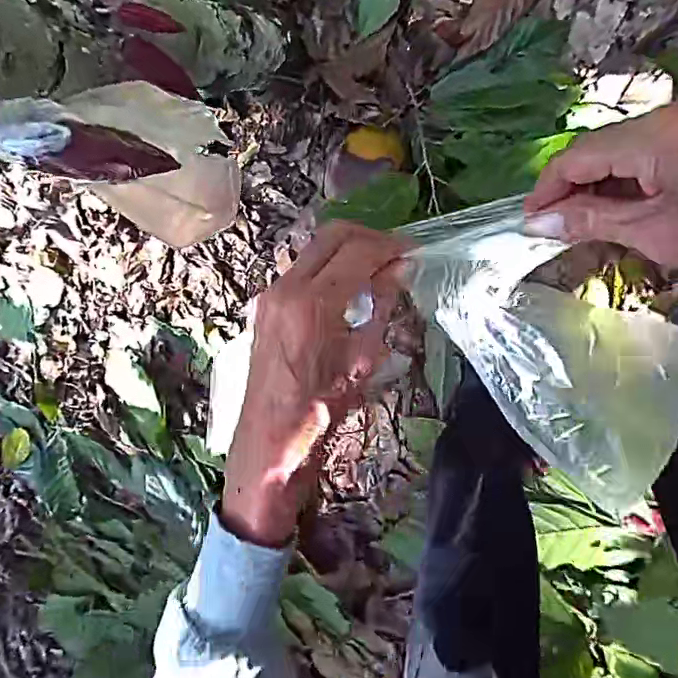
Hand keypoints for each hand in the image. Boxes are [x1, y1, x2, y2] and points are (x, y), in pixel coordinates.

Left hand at [223, 222, 405, 547]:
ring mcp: (270, 293)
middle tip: (396, 254)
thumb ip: (381, 308)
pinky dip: (330, 265)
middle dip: (369, 238)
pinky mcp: (265, 304)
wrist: (269, 442)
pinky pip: (303, 267)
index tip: (413, 252)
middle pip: (332, 235)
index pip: (358, 251)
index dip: (390, 246)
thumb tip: (399, 272)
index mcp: (313, 304)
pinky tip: (349, 286)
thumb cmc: (321, 412)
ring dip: (348, 248)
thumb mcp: (362, 361)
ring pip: (315, 247)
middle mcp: (286, 288)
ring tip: (377, 269)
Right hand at [524, 95, 677, 361]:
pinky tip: (640, 209)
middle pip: (605, 148)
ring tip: (594, 226)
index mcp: (655, 132)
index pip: (577, 156)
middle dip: (576, 189)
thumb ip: (593, 220)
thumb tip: (539, 223)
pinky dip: (642, 179)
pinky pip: (665, 150)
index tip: (528, 225)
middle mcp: (676, 110)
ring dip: (609, 185)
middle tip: (558, 231)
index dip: (546, 191)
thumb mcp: (660, 234)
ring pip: (634, 149)